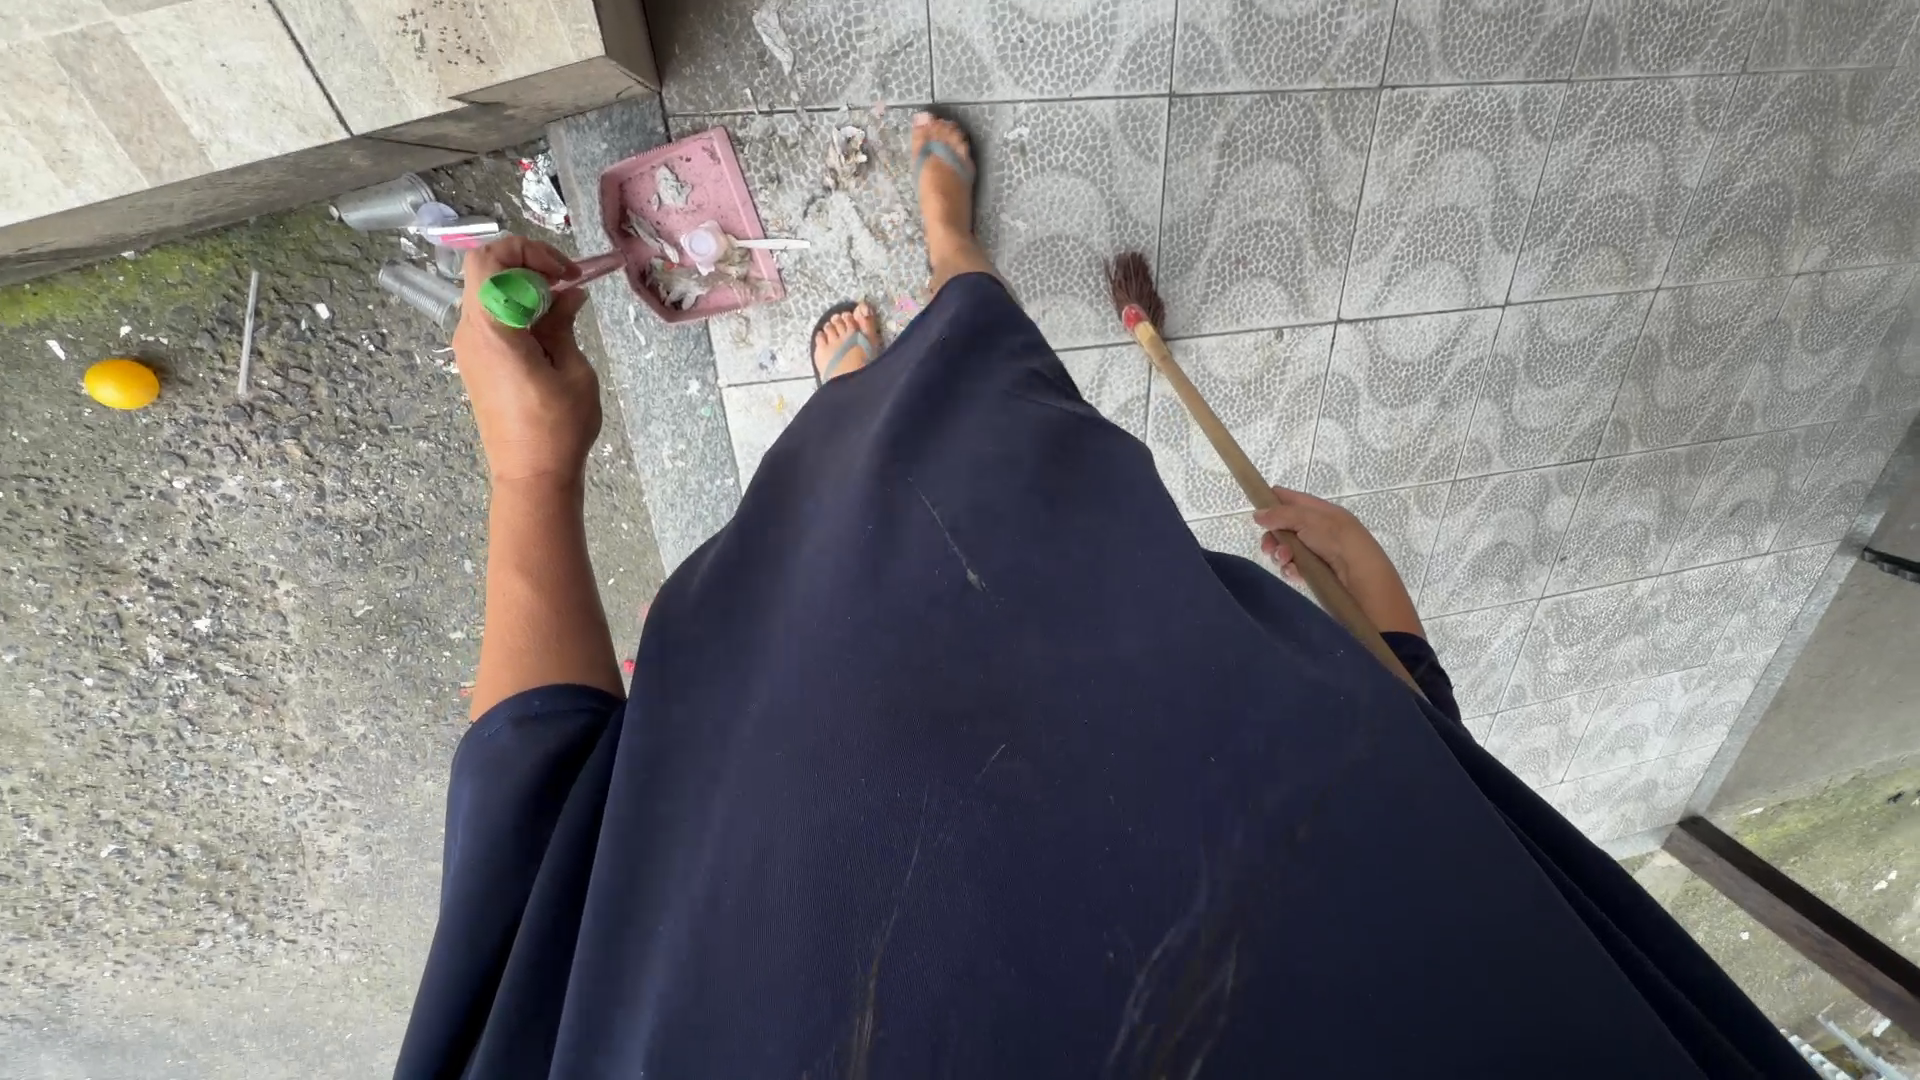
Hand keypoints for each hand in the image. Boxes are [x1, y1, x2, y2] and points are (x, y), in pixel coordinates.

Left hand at [453, 237, 599, 488]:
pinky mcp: (476, 362)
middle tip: (566, 284)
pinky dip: (518, 310)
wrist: (531, 473)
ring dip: (524, 287)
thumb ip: (563, 324)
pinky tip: (549, 329)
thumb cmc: (559, 426)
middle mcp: (470, 330)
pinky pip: (491, 317)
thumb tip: (567, 295)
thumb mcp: (574, 370)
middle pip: (484, 269)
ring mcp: (468, 346)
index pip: (492, 259)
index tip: (569, 274)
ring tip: (564, 308)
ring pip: (487, 291)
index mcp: (493, 327)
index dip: (531, 252)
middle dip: (527, 264)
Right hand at [1254, 485, 1423, 636]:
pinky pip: (1293, 567)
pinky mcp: (1316, 571)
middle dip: (1273, 536)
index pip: (1291, 500)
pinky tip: (1294, 573)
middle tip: (1268, 548)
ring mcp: (1317, 551)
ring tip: (1286, 561)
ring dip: (1280, 554)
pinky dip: (1290, 569)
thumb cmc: (1338, 542)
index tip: (1256, 513)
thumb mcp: (1308, 520)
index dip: (1272, 502)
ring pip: (1286, 549)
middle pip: (1283, 527)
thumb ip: (1281, 515)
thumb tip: (1257, 514)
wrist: (1363, 579)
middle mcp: (1318, 529)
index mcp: (1320, 512)